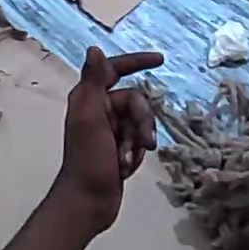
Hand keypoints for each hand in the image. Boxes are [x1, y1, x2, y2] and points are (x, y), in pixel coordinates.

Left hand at [53, 47, 162, 234]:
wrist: (88, 201)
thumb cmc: (88, 157)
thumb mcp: (91, 116)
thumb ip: (94, 81)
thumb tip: (93, 48)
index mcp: (88, 97)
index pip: (115, 70)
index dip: (136, 62)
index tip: (160, 60)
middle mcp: (98, 109)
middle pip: (135, 101)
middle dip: (141, 121)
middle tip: (142, 141)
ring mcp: (109, 129)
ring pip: (139, 122)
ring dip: (138, 140)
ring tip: (129, 160)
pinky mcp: (118, 148)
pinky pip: (138, 140)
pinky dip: (136, 153)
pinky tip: (126, 168)